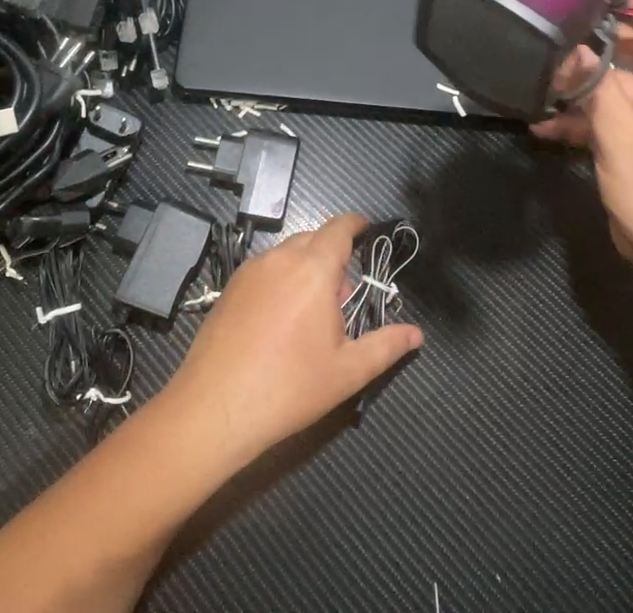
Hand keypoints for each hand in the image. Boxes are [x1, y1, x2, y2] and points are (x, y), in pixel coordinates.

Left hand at [156, 215, 422, 461]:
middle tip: (343, 297)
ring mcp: (248, 272)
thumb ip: (387, 346)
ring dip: (306, 269)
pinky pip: (264, 271)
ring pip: (286, 255)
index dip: (356, 224)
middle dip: (333, 256)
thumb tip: (417, 334)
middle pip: (313, 240)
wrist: (215, 408)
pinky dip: (280, 280)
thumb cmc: (290, 387)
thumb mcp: (349, 370)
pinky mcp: (228, 289)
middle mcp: (279, 259)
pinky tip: (280, 321)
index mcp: (313, 269)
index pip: (339, 228)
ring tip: (312, 314)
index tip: (367, 229)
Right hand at [533, 0, 632, 338]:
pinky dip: (580, 119)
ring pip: (620, 88)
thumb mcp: (627, 142)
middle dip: (608, 47)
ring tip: (545, 84)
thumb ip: (599, 92)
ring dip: (586, 86)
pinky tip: (543, 124)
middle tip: (565, 37)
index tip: (619, 3)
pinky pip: (607, 119)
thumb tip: (576, 50)